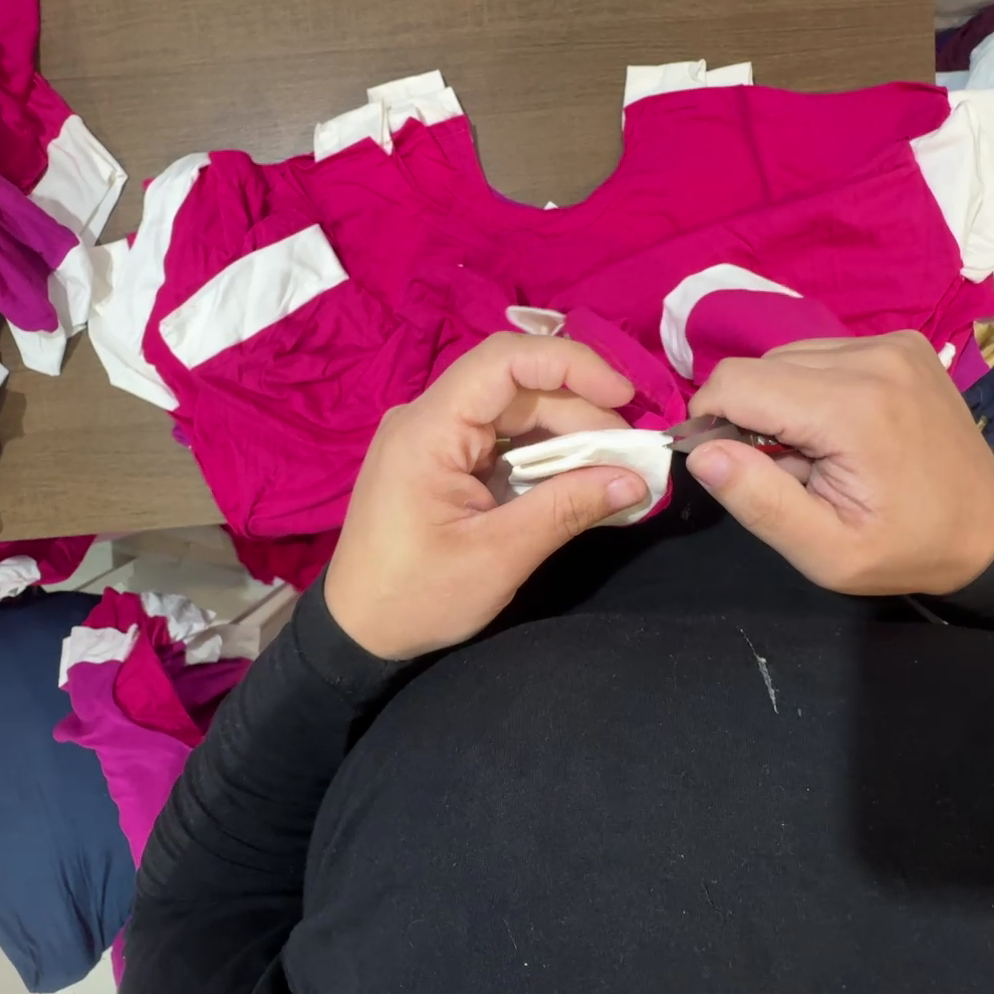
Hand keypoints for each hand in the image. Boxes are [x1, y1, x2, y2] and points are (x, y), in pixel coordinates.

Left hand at [324, 334, 650, 658]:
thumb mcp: (497, 557)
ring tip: (613, 468)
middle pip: (516, 388)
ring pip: (513, 412)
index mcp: (428, 430)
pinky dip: (542, 455)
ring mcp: (432, 438)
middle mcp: (427, 419)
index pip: (505, 362)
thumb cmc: (417, 597)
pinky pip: (500, 440)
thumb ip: (566, 509)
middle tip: (630, 457)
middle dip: (580, 413)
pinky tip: (576, 477)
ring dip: (567, 435)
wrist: (358, 632)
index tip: (623, 397)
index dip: (572, 364)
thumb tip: (635, 479)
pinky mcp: (441, 461)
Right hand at [683, 332, 993, 595]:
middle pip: (755, 368)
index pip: (734, 383)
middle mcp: (872, 358)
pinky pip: (816, 354)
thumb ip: (757, 500)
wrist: (990, 530)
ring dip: (774, 403)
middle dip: (743, 417)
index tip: (725, 464)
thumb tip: (699, 452)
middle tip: (777, 468)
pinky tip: (831, 428)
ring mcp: (890, 344)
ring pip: (782, 359)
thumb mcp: (824, 552)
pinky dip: (803, 390)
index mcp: (852, 409)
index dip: (708, 421)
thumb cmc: (904, 549)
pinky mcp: (898, 343)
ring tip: (808, 450)